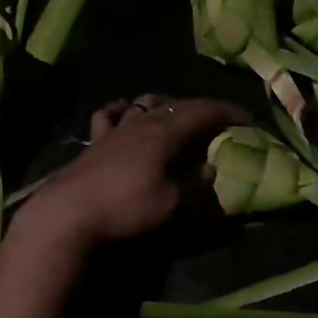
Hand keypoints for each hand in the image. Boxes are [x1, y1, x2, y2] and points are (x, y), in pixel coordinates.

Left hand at [14, 95, 247, 250]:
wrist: (69, 213)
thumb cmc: (126, 207)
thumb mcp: (172, 204)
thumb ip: (196, 186)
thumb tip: (210, 169)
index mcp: (165, 132)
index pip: (204, 111)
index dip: (228, 113)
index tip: (248, 120)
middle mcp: (141, 122)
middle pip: (176, 104)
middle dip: (202, 109)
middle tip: (219, 122)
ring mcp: (114, 130)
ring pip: (144, 104)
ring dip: (165, 105)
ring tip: (176, 115)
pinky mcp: (94, 143)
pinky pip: (110, 116)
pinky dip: (123, 110)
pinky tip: (124, 112)